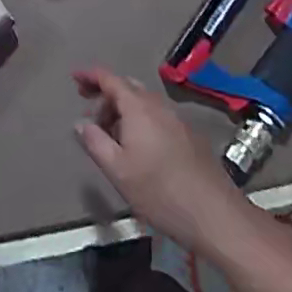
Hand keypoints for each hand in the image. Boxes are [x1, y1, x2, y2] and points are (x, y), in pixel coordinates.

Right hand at [72, 66, 245, 248]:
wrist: (217, 216)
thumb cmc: (161, 192)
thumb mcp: (117, 171)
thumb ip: (94, 142)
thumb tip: (80, 123)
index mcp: (138, 107)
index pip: (109, 79)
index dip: (90, 75)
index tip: (74, 77)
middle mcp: (159, 106)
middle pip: (127, 87)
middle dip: (105, 95)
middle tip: (89, 113)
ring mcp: (178, 120)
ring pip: (144, 103)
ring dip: (123, 110)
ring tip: (111, 135)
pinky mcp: (191, 137)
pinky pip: (158, 117)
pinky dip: (140, 121)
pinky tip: (138, 148)